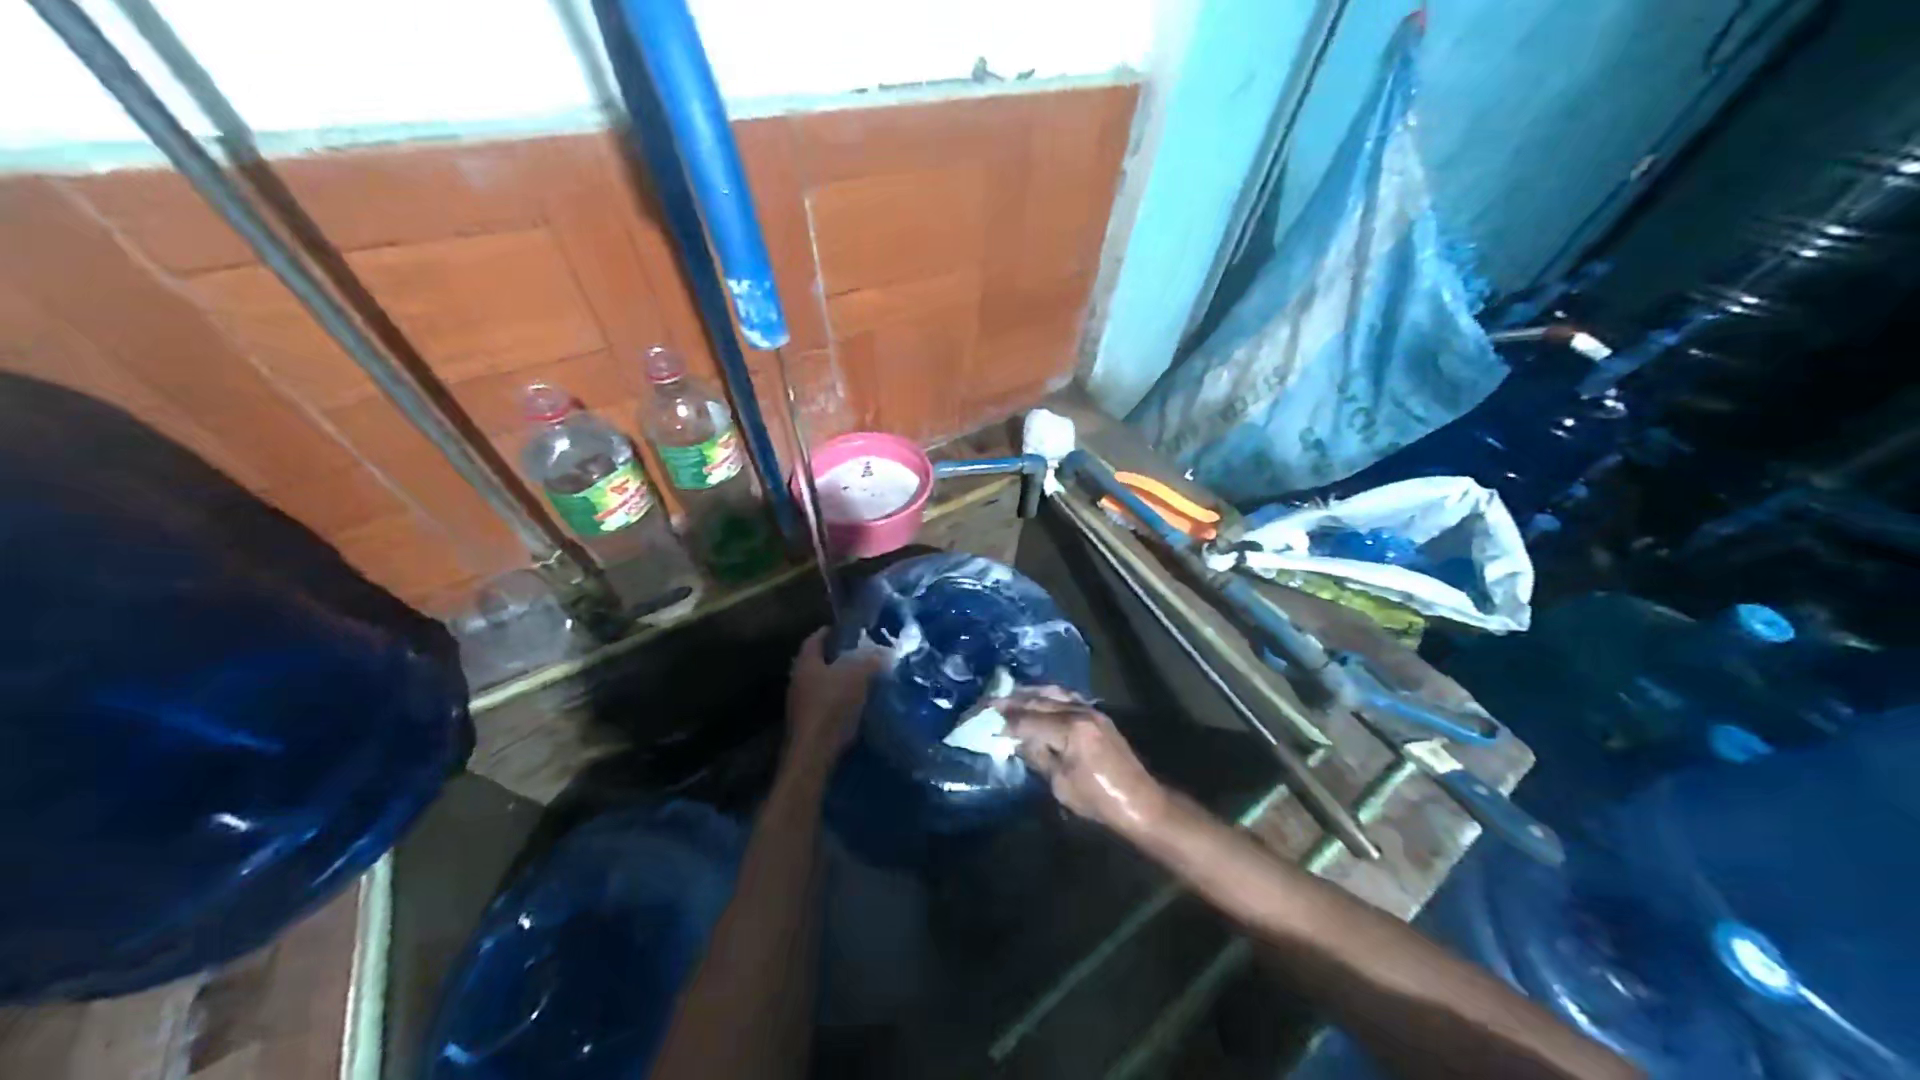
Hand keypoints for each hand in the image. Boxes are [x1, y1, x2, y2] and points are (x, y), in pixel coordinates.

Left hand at [784, 627, 883, 773]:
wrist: (814, 755)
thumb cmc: (832, 707)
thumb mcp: (857, 677)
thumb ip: (871, 661)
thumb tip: (885, 652)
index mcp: (806, 663)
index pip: (815, 638)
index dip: (831, 631)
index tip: (850, 630)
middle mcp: (798, 681)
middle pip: (819, 662)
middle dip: (839, 657)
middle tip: (864, 654)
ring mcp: (801, 705)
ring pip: (823, 684)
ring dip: (841, 681)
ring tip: (865, 680)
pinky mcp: (809, 725)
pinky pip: (827, 705)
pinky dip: (841, 701)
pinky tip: (858, 706)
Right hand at [1001, 689, 1168, 835]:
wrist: (1140, 801)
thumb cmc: (1098, 800)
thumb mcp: (1060, 784)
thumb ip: (1037, 756)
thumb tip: (1016, 740)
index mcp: (1071, 730)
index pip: (1028, 720)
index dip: (1004, 722)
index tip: (982, 720)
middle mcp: (1080, 712)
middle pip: (1038, 701)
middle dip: (1010, 702)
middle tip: (986, 702)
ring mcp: (1091, 710)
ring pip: (1052, 693)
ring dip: (1028, 693)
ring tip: (1006, 695)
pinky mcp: (1097, 715)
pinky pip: (1066, 697)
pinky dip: (1047, 695)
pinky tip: (1034, 698)